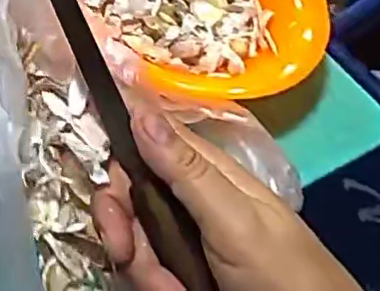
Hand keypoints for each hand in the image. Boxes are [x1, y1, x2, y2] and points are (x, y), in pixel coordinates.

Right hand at [93, 107, 356, 290]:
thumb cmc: (288, 278)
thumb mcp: (239, 221)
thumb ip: (187, 168)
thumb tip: (136, 108)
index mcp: (201, 168)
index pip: (141, 132)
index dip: (110, 142)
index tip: (91, 168)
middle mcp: (185, 196)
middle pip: (125, 186)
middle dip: (116, 216)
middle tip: (120, 246)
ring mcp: (183, 238)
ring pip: (130, 231)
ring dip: (137, 261)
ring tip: (166, 289)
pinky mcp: (181, 274)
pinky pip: (144, 268)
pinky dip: (151, 284)